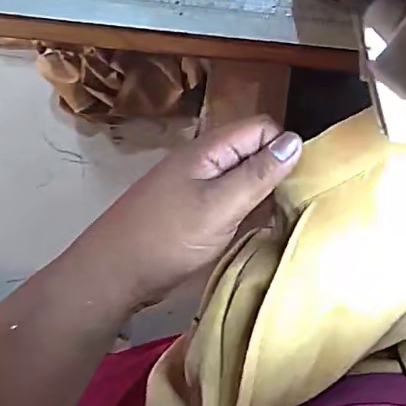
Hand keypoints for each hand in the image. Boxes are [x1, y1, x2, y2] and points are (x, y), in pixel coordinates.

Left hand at [51, 116, 301, 315]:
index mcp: (209, 150)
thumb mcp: (219, 206)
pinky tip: (257, 226)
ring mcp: (198, 184)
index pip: (263, 128)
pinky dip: (249, 206)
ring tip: (281, 215)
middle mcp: (205, 160)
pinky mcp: (195, 206)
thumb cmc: (165, 239)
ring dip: (265, 190)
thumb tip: (296, 141)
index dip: (284, 146)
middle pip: (256, 149)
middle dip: (278, 169)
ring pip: (246, 173)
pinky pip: (233, 194)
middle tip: (293, 201)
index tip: (297, 180)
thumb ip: (258, 174)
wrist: (108, 278)